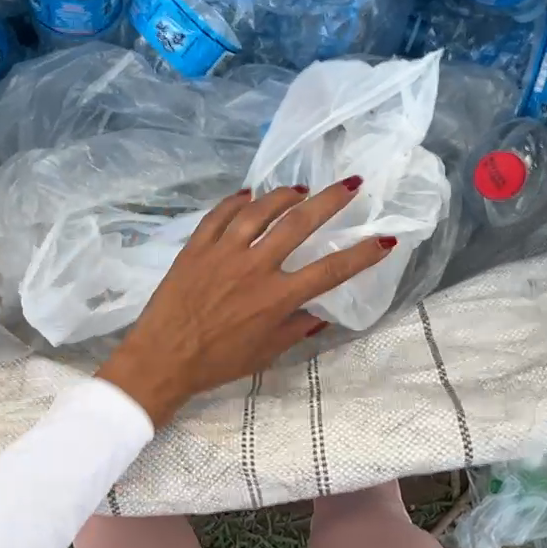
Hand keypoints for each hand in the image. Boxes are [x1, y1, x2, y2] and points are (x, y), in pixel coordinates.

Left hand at [95, 180, 395, 427]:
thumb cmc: (216, 363)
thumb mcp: (264, 354)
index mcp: (276, 298)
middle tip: (351, 184)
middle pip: (300, 224)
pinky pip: (219, 215)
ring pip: (260, 210)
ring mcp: (223, 253)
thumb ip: (295, 330)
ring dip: (284, 195)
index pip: (330, 271)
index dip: (361, 255)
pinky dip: (236, 202)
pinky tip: (248, 195)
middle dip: (331, 201)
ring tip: (300, 189)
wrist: (161, 359)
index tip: (385, 240)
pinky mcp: (195, 247)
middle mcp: (255, 268)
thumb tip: (320, 315)